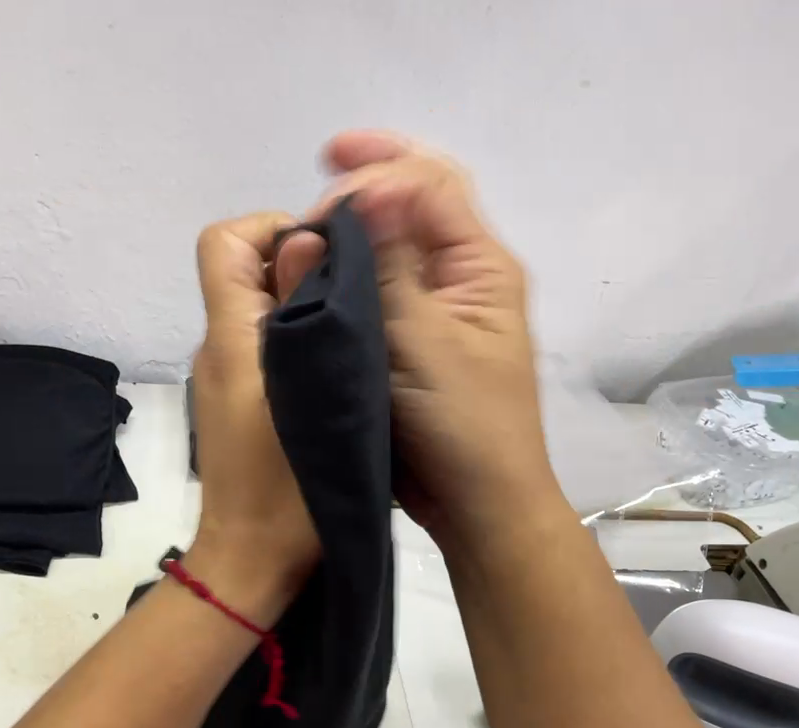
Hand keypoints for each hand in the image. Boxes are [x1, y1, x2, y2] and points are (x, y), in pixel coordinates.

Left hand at [186, 213, 320, 624]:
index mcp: (229, 338)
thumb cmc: (287, 488)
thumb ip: (305, 313)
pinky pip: (264, 347)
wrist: (251, 561)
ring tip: (355, 335)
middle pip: (246, 271)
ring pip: (260, 310)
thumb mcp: (311, 394)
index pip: (223, 242)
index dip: (272, 228)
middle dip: (301, 265)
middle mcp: (218, 348)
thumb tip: (303, 238)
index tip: (326, 255)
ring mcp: (224, 379)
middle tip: (356, 298)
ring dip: (305, 306)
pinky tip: (338, 372)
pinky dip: (298, 342)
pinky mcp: (237, 405)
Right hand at [307, 131, 563, 543]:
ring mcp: (438, 310)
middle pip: (424, 198)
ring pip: (400, 242)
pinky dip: (354, 268)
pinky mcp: (412, 342)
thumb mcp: (423, 342)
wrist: (474, 501)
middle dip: (378, 169)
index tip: (318, 209)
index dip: (374, 179)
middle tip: (327, 155)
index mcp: (480, 266)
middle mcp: (461, 276)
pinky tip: (322, 267)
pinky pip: (382, 288)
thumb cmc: (461, 424)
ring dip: (363, 218)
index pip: (428, 187)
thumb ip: (391, 268)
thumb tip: (373, 189)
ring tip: (318, 210)